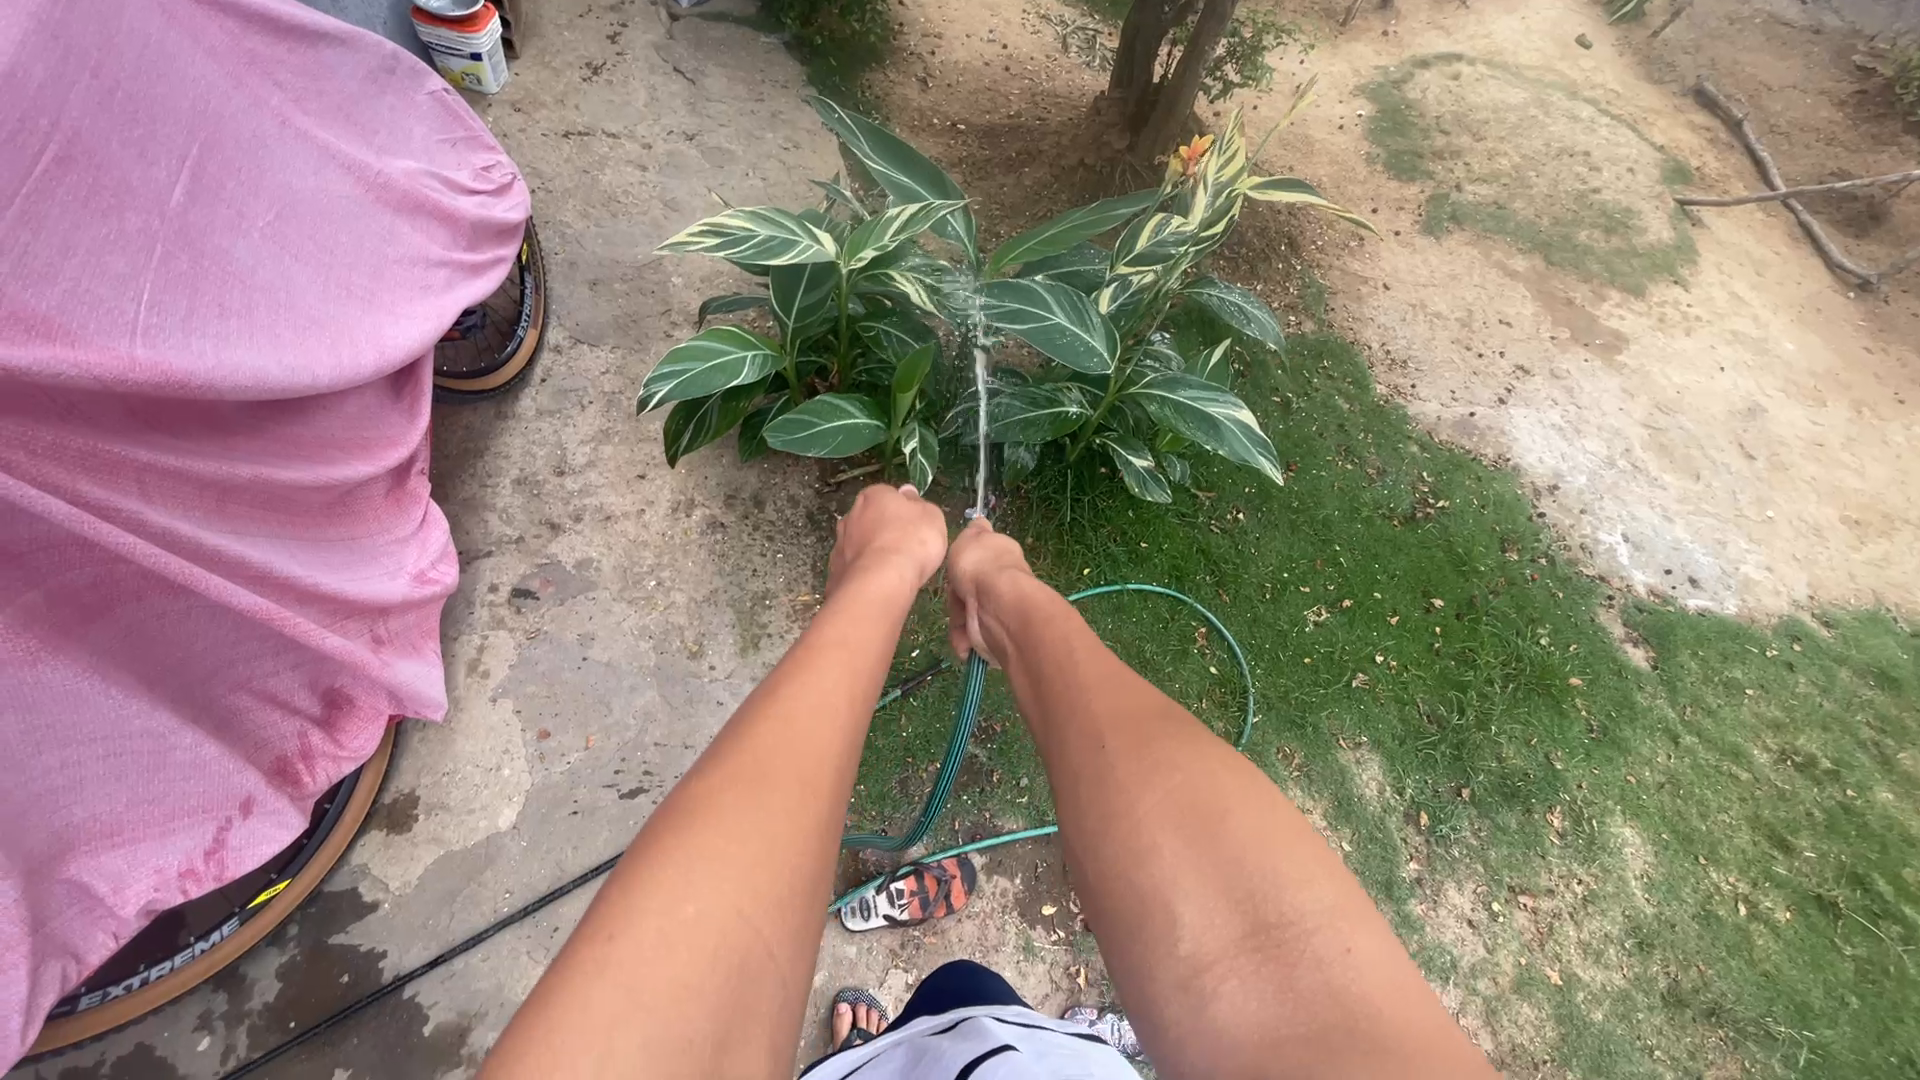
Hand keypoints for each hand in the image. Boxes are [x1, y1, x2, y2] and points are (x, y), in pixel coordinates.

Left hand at [827, 484, 948, 597]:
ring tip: (889, 570)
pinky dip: (862, 574)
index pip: (887, 495)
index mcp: (873, 496)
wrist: (882, 581)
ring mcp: (840, 544)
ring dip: (869, 552)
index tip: (913, 525)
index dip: (902, 510)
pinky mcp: (835, 571)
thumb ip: (919, 503)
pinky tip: (875, 584)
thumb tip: (907, 493)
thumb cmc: (911, 542)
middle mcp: (851, 515)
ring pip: (858, 544)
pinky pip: (852, 569)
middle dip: (881, 530)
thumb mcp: (931, 516)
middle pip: (869, 519)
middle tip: (902, 547)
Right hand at [943, 517, 1036, 664]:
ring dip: (958, 621)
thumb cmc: (979, 566)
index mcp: (999, 554)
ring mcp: (998, 607)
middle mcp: (1000, 580)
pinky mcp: (995, 633)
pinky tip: (966, 639)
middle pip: (965, 589)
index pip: (977, 558)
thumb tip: (981, 520)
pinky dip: (964, 639)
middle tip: (956, 596)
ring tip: (963, 622)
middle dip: (956, 598)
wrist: (997, 606)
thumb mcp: (971, 536)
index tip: (955, 569)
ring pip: (964, 614)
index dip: (961, 564)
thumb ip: (973, 531)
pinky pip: (970, 635)